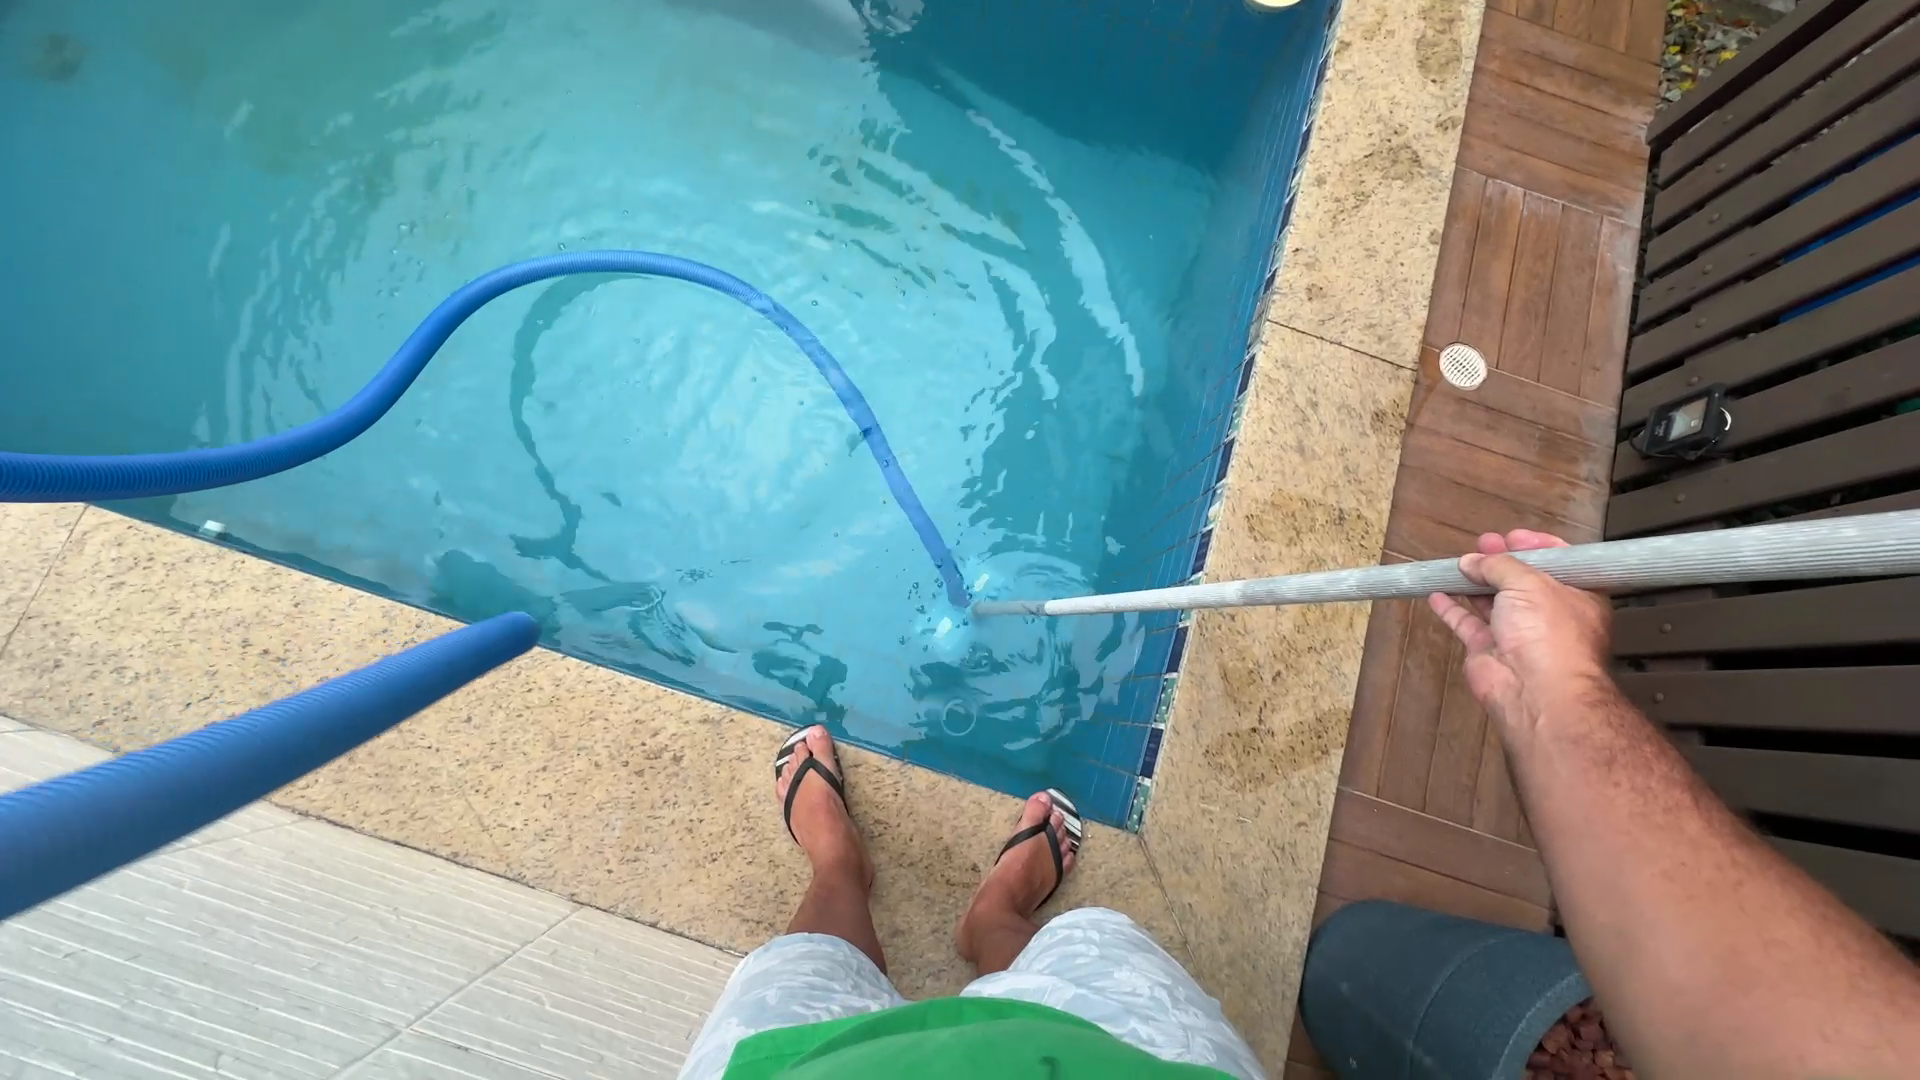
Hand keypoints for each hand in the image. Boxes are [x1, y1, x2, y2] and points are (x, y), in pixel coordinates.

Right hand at [1427, 530, 1613, 744]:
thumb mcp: (1529, 583)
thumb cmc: (1547, 630)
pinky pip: (1466, 622)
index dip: (1539, 547)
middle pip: (1522, 581)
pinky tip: (1436, 593)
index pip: (1561, 565)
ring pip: (1492, 600)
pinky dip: (1450, 607)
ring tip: (1459, 561)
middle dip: (1502, 561)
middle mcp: (1548, 614)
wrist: (1534, 687)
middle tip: (1484, 543)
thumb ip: (1499, 566)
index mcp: (1576, 596)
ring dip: (1475, 580)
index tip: (1514, 536)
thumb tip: (1472, 560)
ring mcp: (1516, 632)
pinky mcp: (1487, 648)